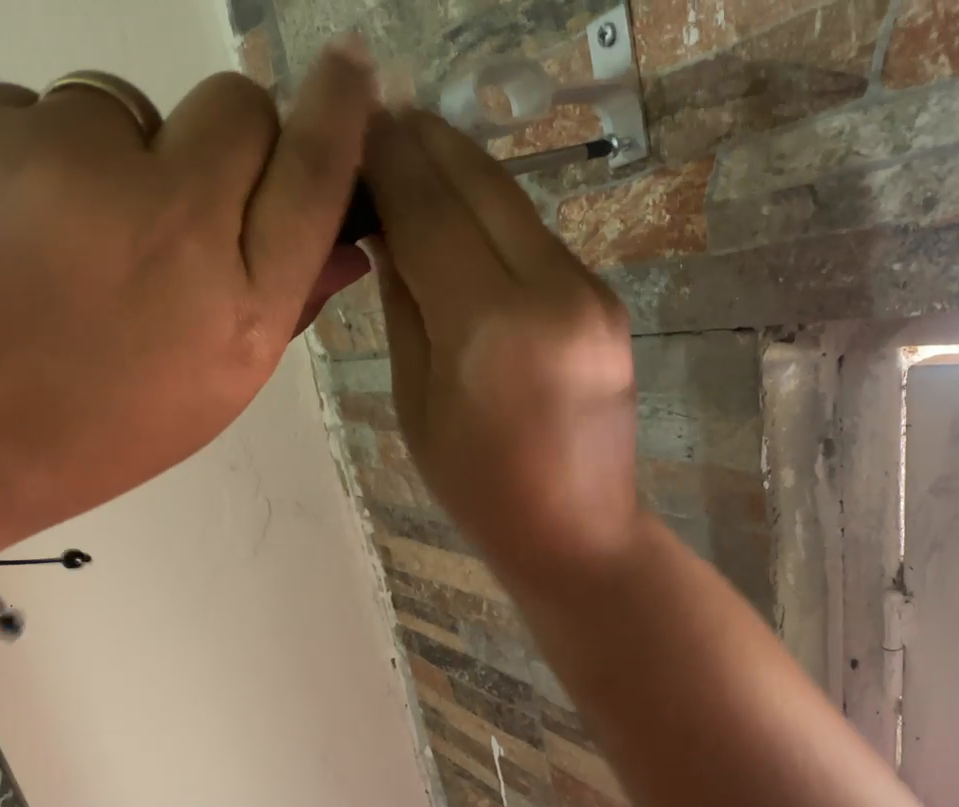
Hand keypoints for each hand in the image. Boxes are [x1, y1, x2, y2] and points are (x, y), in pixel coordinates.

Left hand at [0, 48, 376, 559]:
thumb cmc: (88, 433)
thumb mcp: (211, 391)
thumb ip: (286, 306)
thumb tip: (345, 241)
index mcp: (235, 299)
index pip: (313, 170)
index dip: (339, 110)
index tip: (350, 67)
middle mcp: (167, 213)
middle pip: (235, 105)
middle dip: (224, 142)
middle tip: (175, 203)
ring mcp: (59, 156)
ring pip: (122, 107)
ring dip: (115, 154)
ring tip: (62, 237)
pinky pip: (30, 110)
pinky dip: (29, 156)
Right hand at [361, 110, 642, 586]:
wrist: (579, 531)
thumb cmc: (479, 489)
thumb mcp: (415, 401)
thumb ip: (403, 301)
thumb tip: (385, 220)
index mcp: (490, 326)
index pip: (429, 208)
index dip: (387, 158)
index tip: (352, 126)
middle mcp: (551, 291)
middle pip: (479, 183)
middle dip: (425, 143)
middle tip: (379, 124)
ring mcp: (590, 291)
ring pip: (514, 201)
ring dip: (460, 170)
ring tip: (412, 158)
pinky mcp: (606, 298)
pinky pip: (537, 237)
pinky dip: (494, 214)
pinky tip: (461, 217)